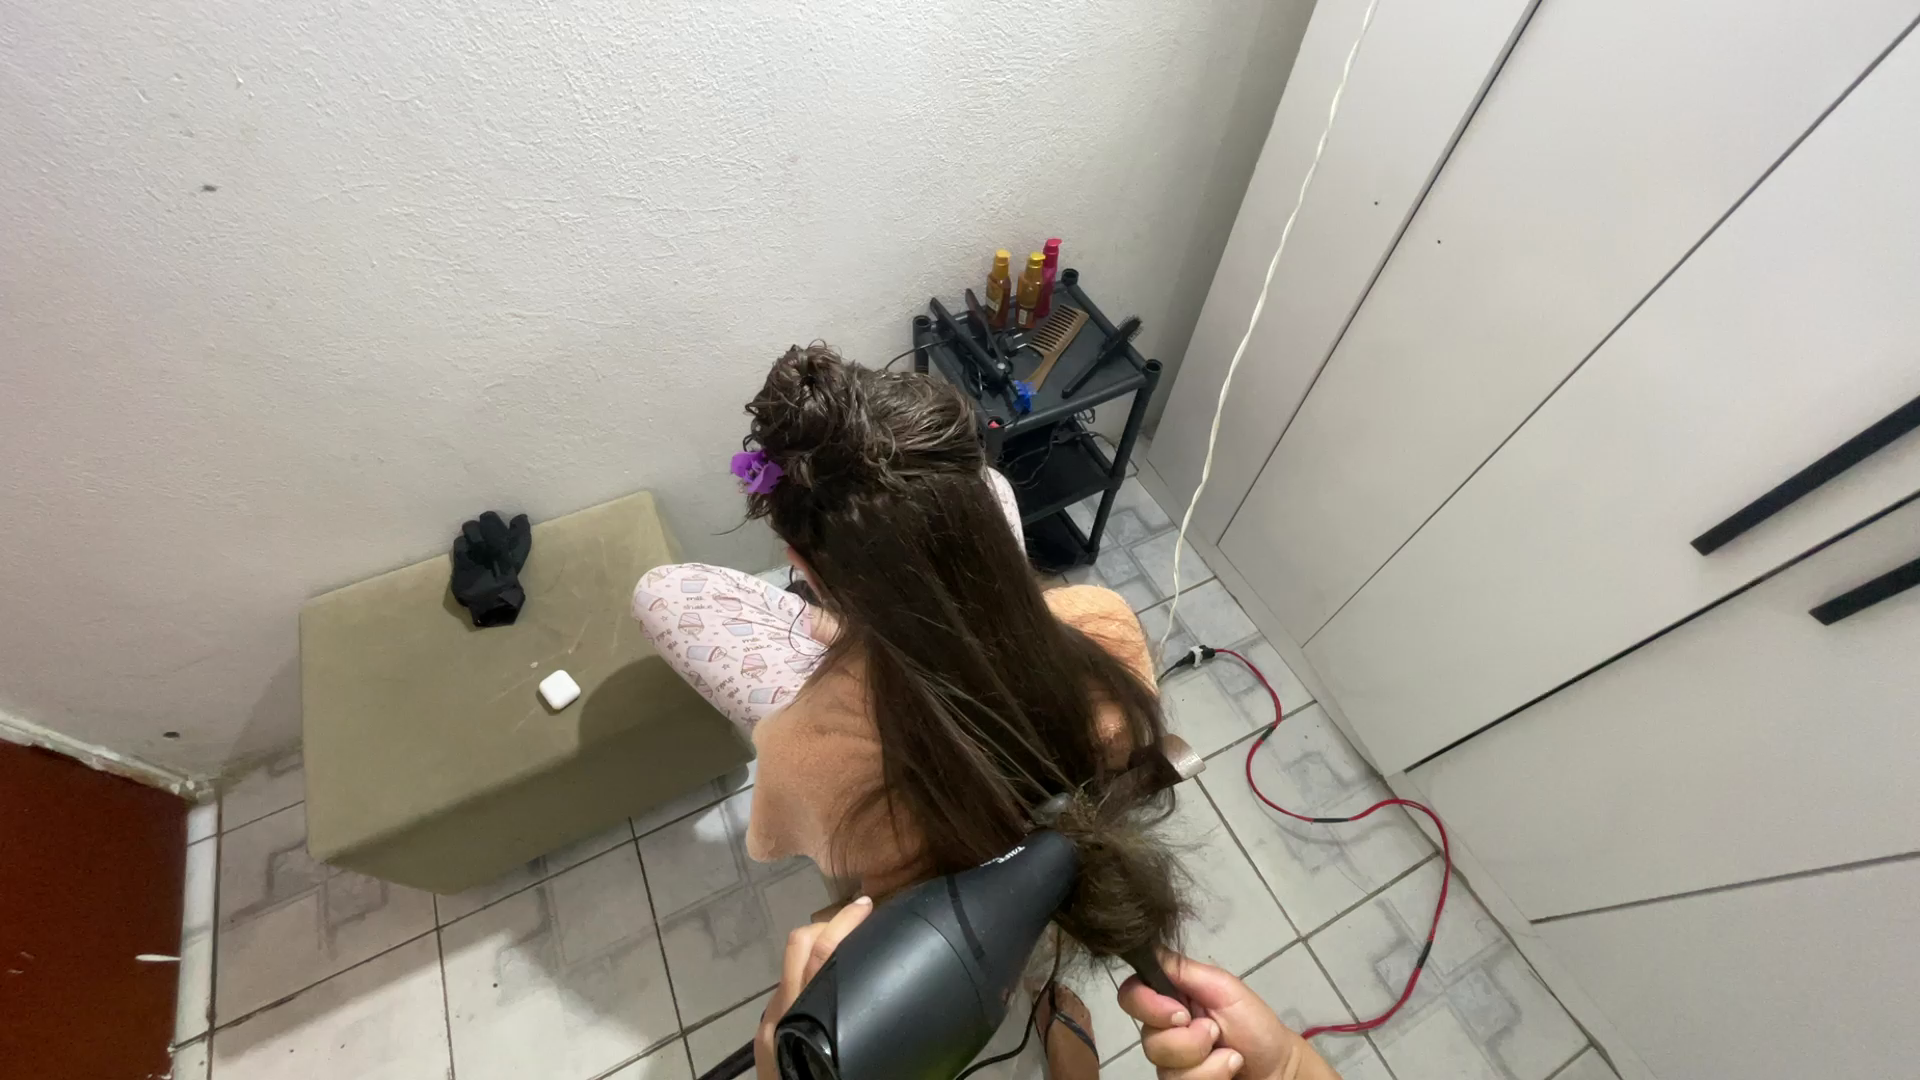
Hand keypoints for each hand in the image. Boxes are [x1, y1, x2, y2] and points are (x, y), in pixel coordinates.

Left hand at [755, 896, 874, 1079]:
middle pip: (798, 944)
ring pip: (791, 964)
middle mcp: (778, 1015)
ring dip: (819, 946)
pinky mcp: (768, 1034)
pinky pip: (789, 987)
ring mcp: (770, 1023)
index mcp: (797, 1019)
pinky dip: (810, 972)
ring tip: (851, 942)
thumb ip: (857, 1032)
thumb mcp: (842, 1065)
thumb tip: (889, 1003)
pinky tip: (832, 981)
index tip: (870, 906)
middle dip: (830, 922)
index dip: (843, 922)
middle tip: (862, 916)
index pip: (816, 952)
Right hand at [1117, 950, 1339, 1079]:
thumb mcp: (1221, 986)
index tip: (1180, 1013)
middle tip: (1215, 1033)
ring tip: (1231, 1057)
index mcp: (1168, 998)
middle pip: (1147, 1039)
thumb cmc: (1254, 1023)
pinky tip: (1229, 1072)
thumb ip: (1182, 970)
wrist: (1281, 1071)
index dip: (1147, 1006)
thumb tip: (1146, 949)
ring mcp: (1172, 1066)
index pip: (1130, 996)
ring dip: (1204, 1065)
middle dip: (1187, 1042)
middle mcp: (1163, 1031)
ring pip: (1164, 1069)